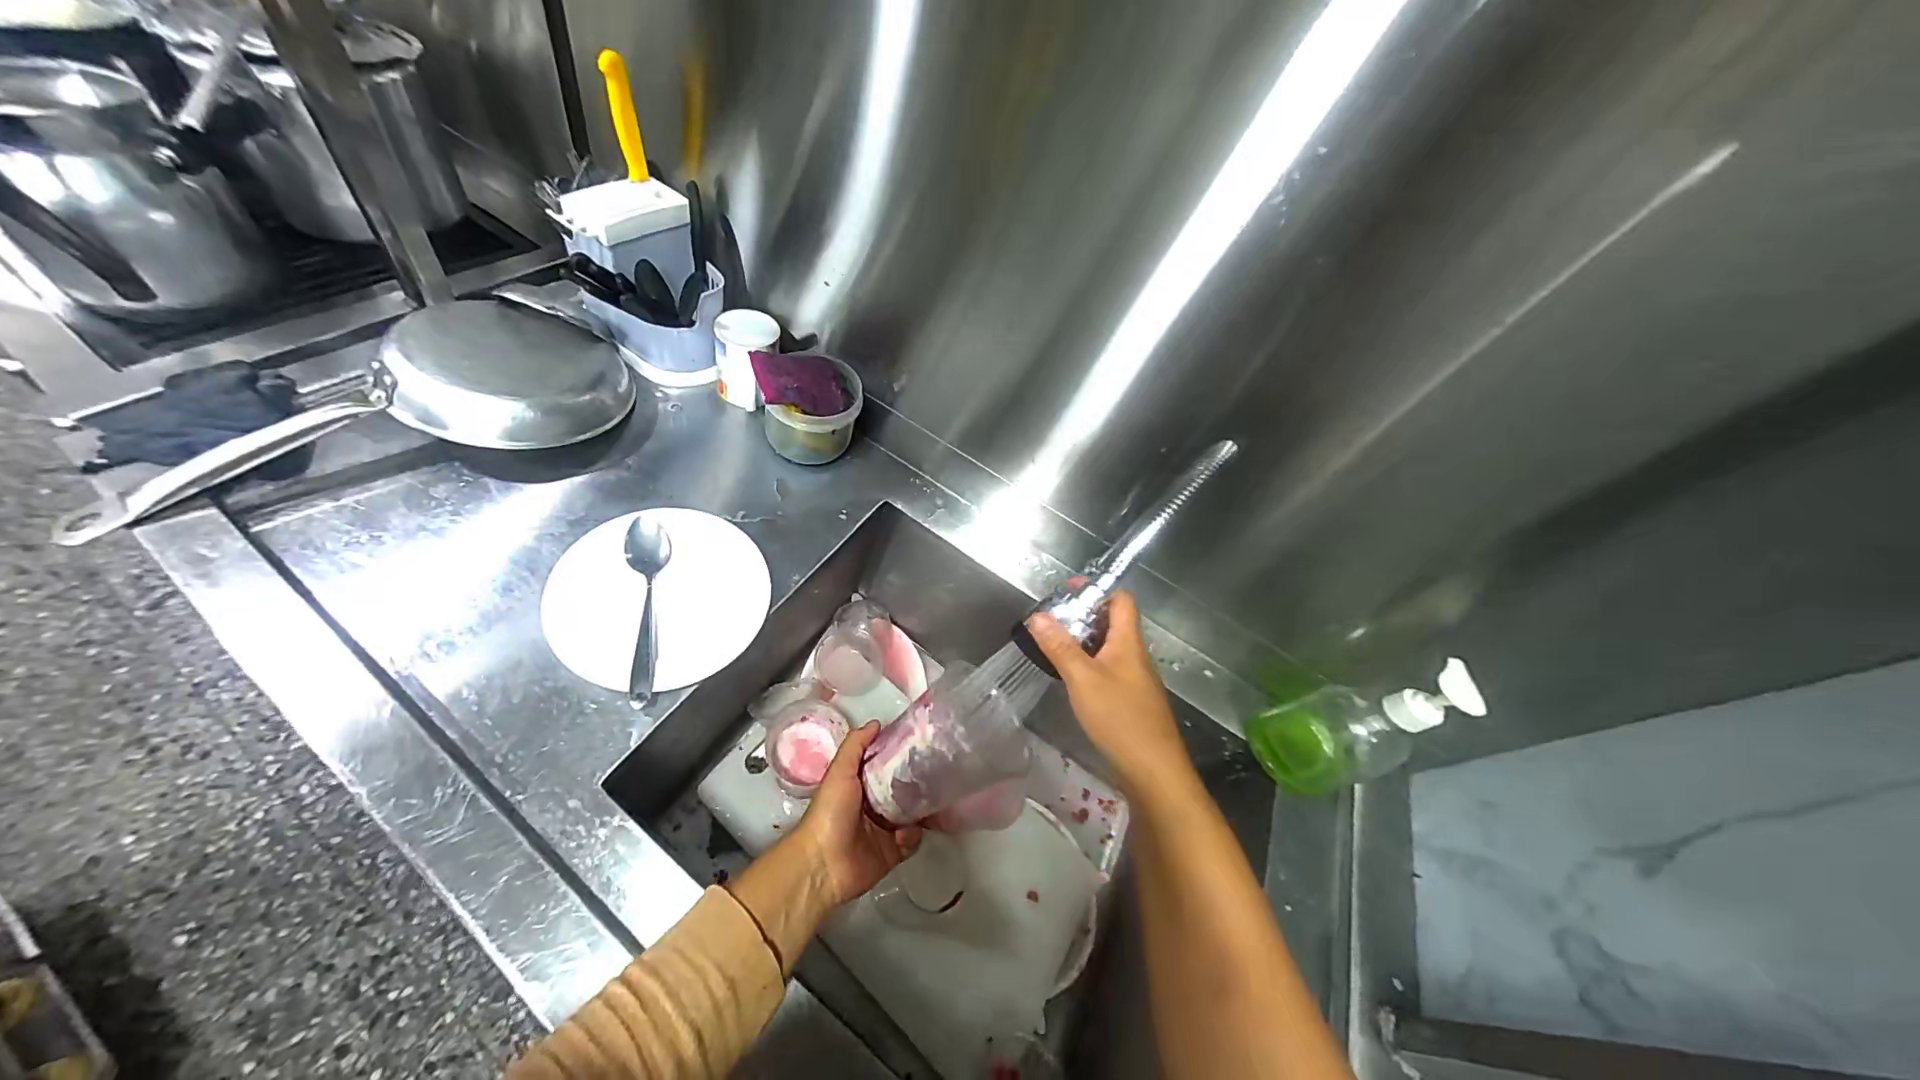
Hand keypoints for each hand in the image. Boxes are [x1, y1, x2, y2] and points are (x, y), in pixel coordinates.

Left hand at [791, 721, 922, 905]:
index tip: (922, 743)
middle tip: (938, 770)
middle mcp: (873, 805)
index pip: (885, 766)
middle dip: (918, 782)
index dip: (900, 755)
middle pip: (902, 790)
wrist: (824, 863)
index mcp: (859, 785)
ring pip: (912, 814)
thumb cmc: (830, 812)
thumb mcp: (840, 771)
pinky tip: (912, 828)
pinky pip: (913, 840)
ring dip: (922, 808)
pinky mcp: (892, 852)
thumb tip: (876, 723)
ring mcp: (884, 830)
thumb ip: (855, 746)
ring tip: (937, 796)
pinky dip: (915, 834)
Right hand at [1026, 591, 1195, 794]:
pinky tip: (1072, 678)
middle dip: (1083, 616)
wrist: (1154, 769)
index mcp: (1128, 642)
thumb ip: (1060, 647)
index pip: (1121, 600)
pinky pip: (1109, 669)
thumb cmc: (1120, 718)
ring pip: (1109, 647)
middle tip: (1052, 621)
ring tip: (1054, 645)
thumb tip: (1038, 615)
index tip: (1066, 592)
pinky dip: (1090, 664)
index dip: (1097, 590)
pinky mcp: (1131, 699)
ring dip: (1084, 642)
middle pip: (1113, 622)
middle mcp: (1135, 655)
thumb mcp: (1082, 679)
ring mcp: (1135, 678)